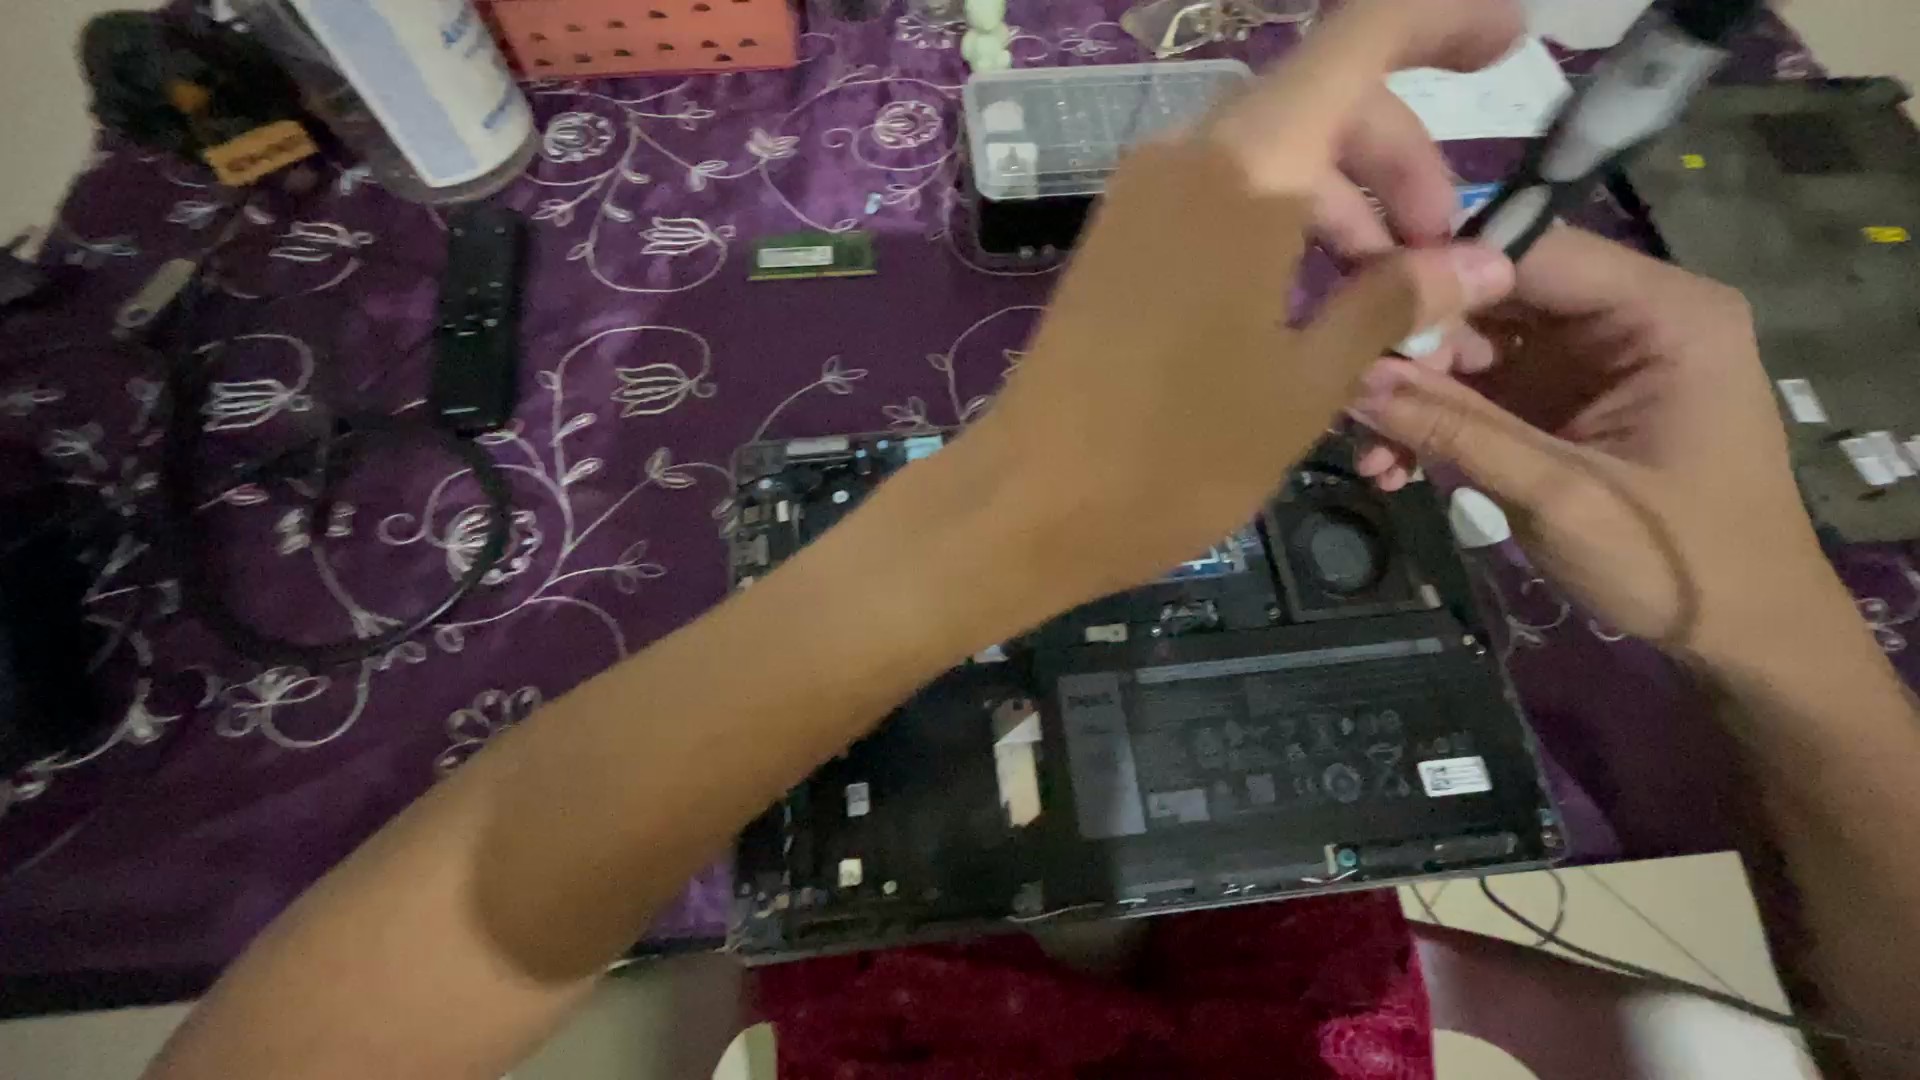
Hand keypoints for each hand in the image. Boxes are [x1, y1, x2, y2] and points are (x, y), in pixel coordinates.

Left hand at [956, 0, 1523, 605]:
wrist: (1026, 504)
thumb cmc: (1173, 456)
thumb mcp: (1304, 387)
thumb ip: (1391, 304)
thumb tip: (1477, 262)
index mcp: (1247, 169)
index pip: (1361, 38)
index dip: (1443, 24)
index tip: (1509, 50)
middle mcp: (1184, 161)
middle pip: (1316, 111)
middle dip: (1396, 165)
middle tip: (1438, 256)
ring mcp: (1135, 207)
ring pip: (1263, 165)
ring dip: (1337, 211)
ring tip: (1380, 301)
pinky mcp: (1110, 254)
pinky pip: (1210, 211)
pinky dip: (1272, 237)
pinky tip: (1301, 310)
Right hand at [1349, 227, 1848, 659]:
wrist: (1733, 629)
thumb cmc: (1676, 556)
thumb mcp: (1557, 492)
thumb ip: (1453, 430)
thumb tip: (1351, 381)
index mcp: (1661, 314)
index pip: (1529, 253)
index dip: (1438, 274)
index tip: (1355, 315)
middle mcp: (1618, 321)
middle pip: (1487, 300)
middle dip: (1412, 351)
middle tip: (1349, 400)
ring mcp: (1578, 363)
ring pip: (1466, 350)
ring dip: (1409, 400)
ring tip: (1371, 457)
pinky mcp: (1548, 404)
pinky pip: (1468, 395)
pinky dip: (1427, 428)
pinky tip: (1392, 471)